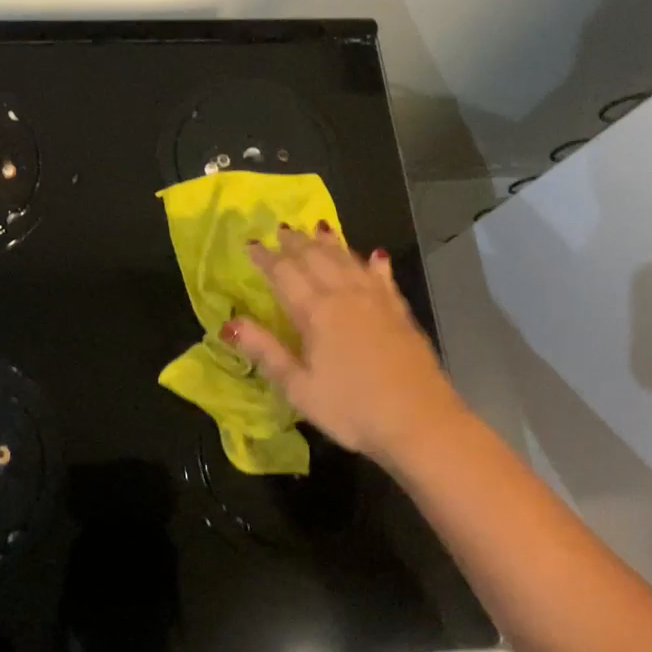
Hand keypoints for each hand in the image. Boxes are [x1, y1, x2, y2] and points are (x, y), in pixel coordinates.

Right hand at [221, 222, 467, 463]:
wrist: (420, 422)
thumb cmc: (352, 410)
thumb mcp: (299, 388)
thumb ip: (266, 351)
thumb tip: (230, 323)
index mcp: (316, 312)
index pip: (285, 274)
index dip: (266, 258)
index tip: (251, 244)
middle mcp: (346, 296)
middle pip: (317, 258)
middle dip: (296, 243)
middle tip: (281, 229)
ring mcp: (377, 301)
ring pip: (349, 260)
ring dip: (330, 244)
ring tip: (317, 229)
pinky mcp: (400, 313)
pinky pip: (383, 277)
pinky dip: (373, 263)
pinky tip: (374, 255)